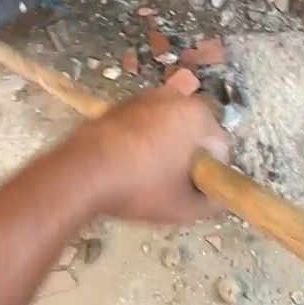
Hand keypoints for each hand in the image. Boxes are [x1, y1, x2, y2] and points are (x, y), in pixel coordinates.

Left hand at [45, 88, 228, 222]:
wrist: (82, 172)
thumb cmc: (140, 186)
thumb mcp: (184, 207)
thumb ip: (212, 203)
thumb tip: (218, 199)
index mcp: (197, 116)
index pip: (220, 148)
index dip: (212, 174)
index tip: (197, 191)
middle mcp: (174, 98)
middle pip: (196, 132)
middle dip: (190, 155)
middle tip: (174, 183)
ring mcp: (144, 97)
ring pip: (170, 126)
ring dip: (167, 146)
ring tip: (150, 175)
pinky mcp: (120, 104)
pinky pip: (145, 123)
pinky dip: (144, 139)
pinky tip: (130, 162)